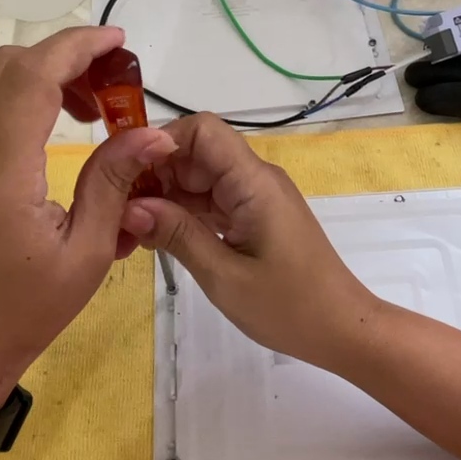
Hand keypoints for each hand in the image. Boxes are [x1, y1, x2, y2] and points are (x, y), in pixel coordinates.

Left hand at [0, 27, 175, 409]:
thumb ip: (114, 183)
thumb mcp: (85, 256)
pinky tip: (17, 114)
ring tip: (70, 103)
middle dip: (62, 60)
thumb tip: (154, 133)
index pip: (33, 78)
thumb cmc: (23, 314)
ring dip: (27, 72)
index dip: (77, 48)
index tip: (116, 43)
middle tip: (107, 92)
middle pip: (6, 68)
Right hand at [118, 113, 381, 365]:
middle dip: (156, 173)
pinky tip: (158, 238)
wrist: (342, 329)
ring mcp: (257, 198)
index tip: (127, 174)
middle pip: (197, 153)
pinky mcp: (256, 217)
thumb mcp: (223, 276)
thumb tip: (129, 206)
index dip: (161, 142)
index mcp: (253, 182)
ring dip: (167, 197)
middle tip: (118, 212)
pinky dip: (186, 214)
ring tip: (130, 229)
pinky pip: (213, 201)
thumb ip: (177, 235)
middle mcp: (255, 179)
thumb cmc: (288, 306)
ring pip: (201, 178)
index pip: (203, 130)